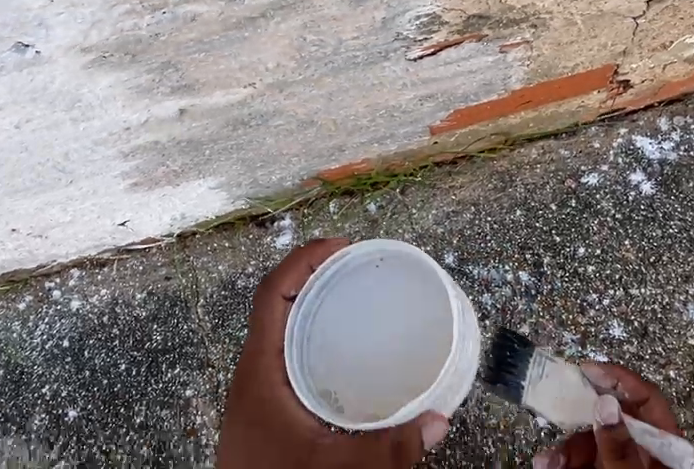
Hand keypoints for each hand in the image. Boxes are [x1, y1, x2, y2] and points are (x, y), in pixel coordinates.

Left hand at [217, 238, 451, 468]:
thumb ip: (387, 451)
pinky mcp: (265, 411)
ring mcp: (256, 392)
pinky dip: (311, 335)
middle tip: (357, 265)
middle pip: (276, 303)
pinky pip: (286, 353)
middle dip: (313, 274)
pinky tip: (342, 352)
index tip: (342, 246)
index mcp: (259, 371)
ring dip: (310, 304)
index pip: (270, 293)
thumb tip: (440, 421)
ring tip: (352, 296)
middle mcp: (253, 373)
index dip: (302, 260)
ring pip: (279, 329)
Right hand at [531, 362, 681, 468]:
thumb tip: (605, 403)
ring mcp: (633, 465)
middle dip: (579, 422)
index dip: (617, 377)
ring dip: (567, 449)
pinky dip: (571, 461)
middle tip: (555, 416)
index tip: (586, 368)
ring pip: (596, 444)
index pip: (647, 397)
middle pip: (612, 421)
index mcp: (668, 445)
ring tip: (545, 462)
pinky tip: (550, 465)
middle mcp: (650, 452)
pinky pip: (592, 461)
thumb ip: (619, 447)